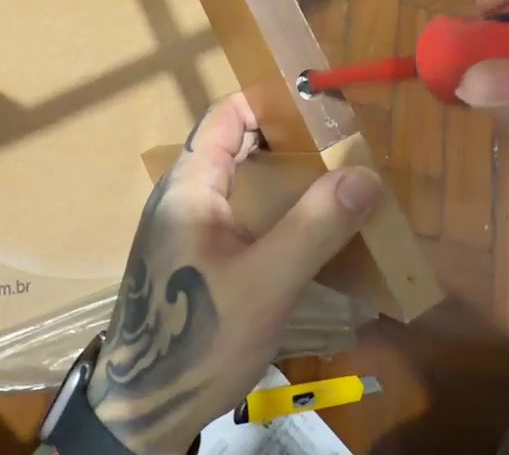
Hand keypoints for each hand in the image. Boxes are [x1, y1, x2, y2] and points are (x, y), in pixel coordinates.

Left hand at [85, 93, 385, 453]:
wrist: (143, 406)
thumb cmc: (198, 333)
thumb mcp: (265, 282)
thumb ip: (314, 227)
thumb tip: (365, 175)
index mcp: (190, 183)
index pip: (226, 114)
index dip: (270, 102)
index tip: (321, 109)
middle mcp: (185, 195)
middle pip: (236, 146)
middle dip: (288, 143)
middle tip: (342, 152)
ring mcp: (188, 228)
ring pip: (241, 184)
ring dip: (284, 182)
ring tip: (336, 188)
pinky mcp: (196, 258)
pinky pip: (240, 218)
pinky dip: (274, 214)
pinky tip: (308, 235)